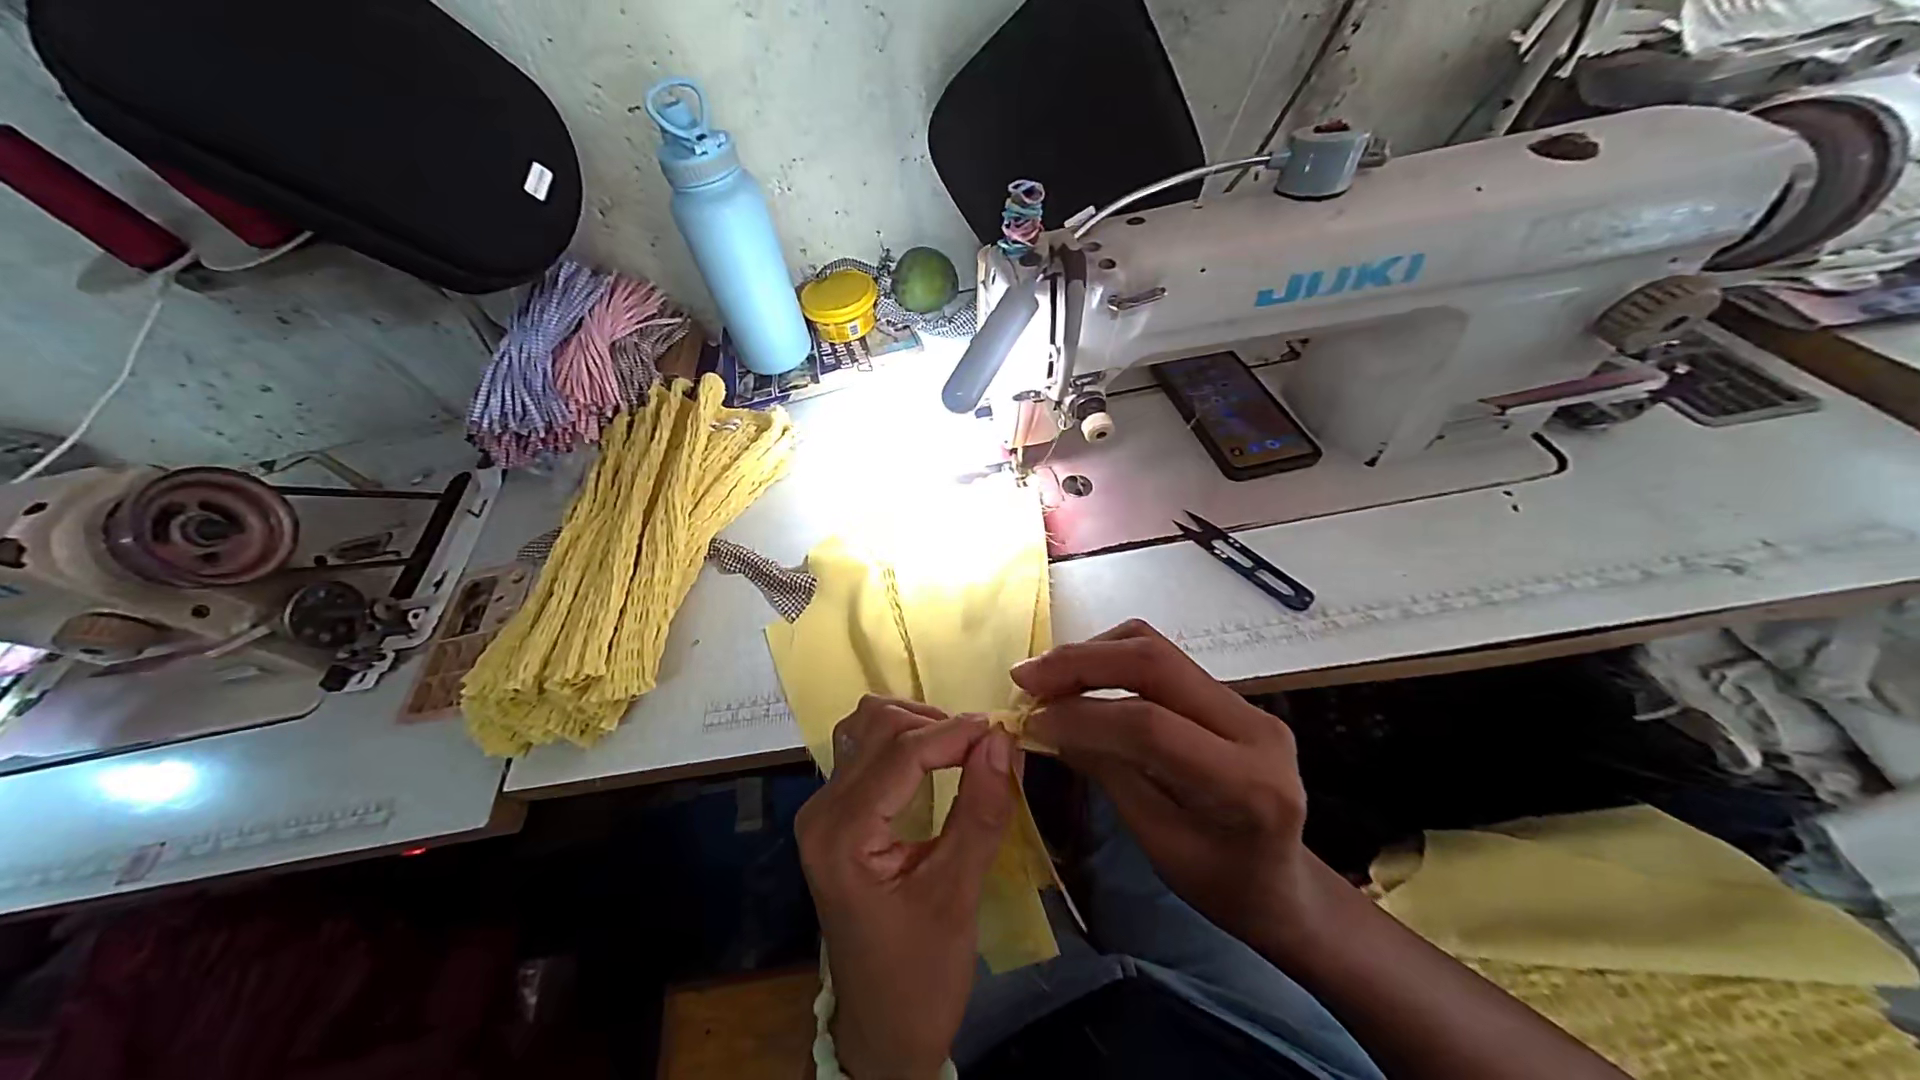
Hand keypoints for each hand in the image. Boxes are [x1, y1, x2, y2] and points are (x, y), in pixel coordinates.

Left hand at [795, 696, 1017, 1079]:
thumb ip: (980, 812)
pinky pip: (867, 750)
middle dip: (937, 725)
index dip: (955, 733)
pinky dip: (906, 740)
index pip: (900, 754)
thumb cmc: (921, 975)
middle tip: (988, 746)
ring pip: (867, 728)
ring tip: (964, 748)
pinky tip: (938, 757)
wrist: (882, 1027)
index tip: (1004, 729)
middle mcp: (821, 810)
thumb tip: (1002, 741)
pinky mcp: (836, 813)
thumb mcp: (957, 896)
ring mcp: (823, 810)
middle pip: (877, 727)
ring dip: (918, 725)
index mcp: (841, 835)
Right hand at [1013, 620, 1312, 947]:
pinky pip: (1162, 660)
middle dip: (1081, 661)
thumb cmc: (1220, 884)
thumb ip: (1108, 773)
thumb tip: (1046, 723)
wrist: (1282, 882)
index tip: (1031, 721)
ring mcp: (1246, 704)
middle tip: (1026, 677)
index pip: (1151, 726)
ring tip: (1046, 677)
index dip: (1081, 716)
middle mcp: (1254, 727)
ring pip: (1157, 648)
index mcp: (1245, 784)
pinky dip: (1111, 661)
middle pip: (1155, 662)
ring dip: (1092, 654)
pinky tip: (1080, 680)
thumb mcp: (1157, 843)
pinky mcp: (1229, 695)